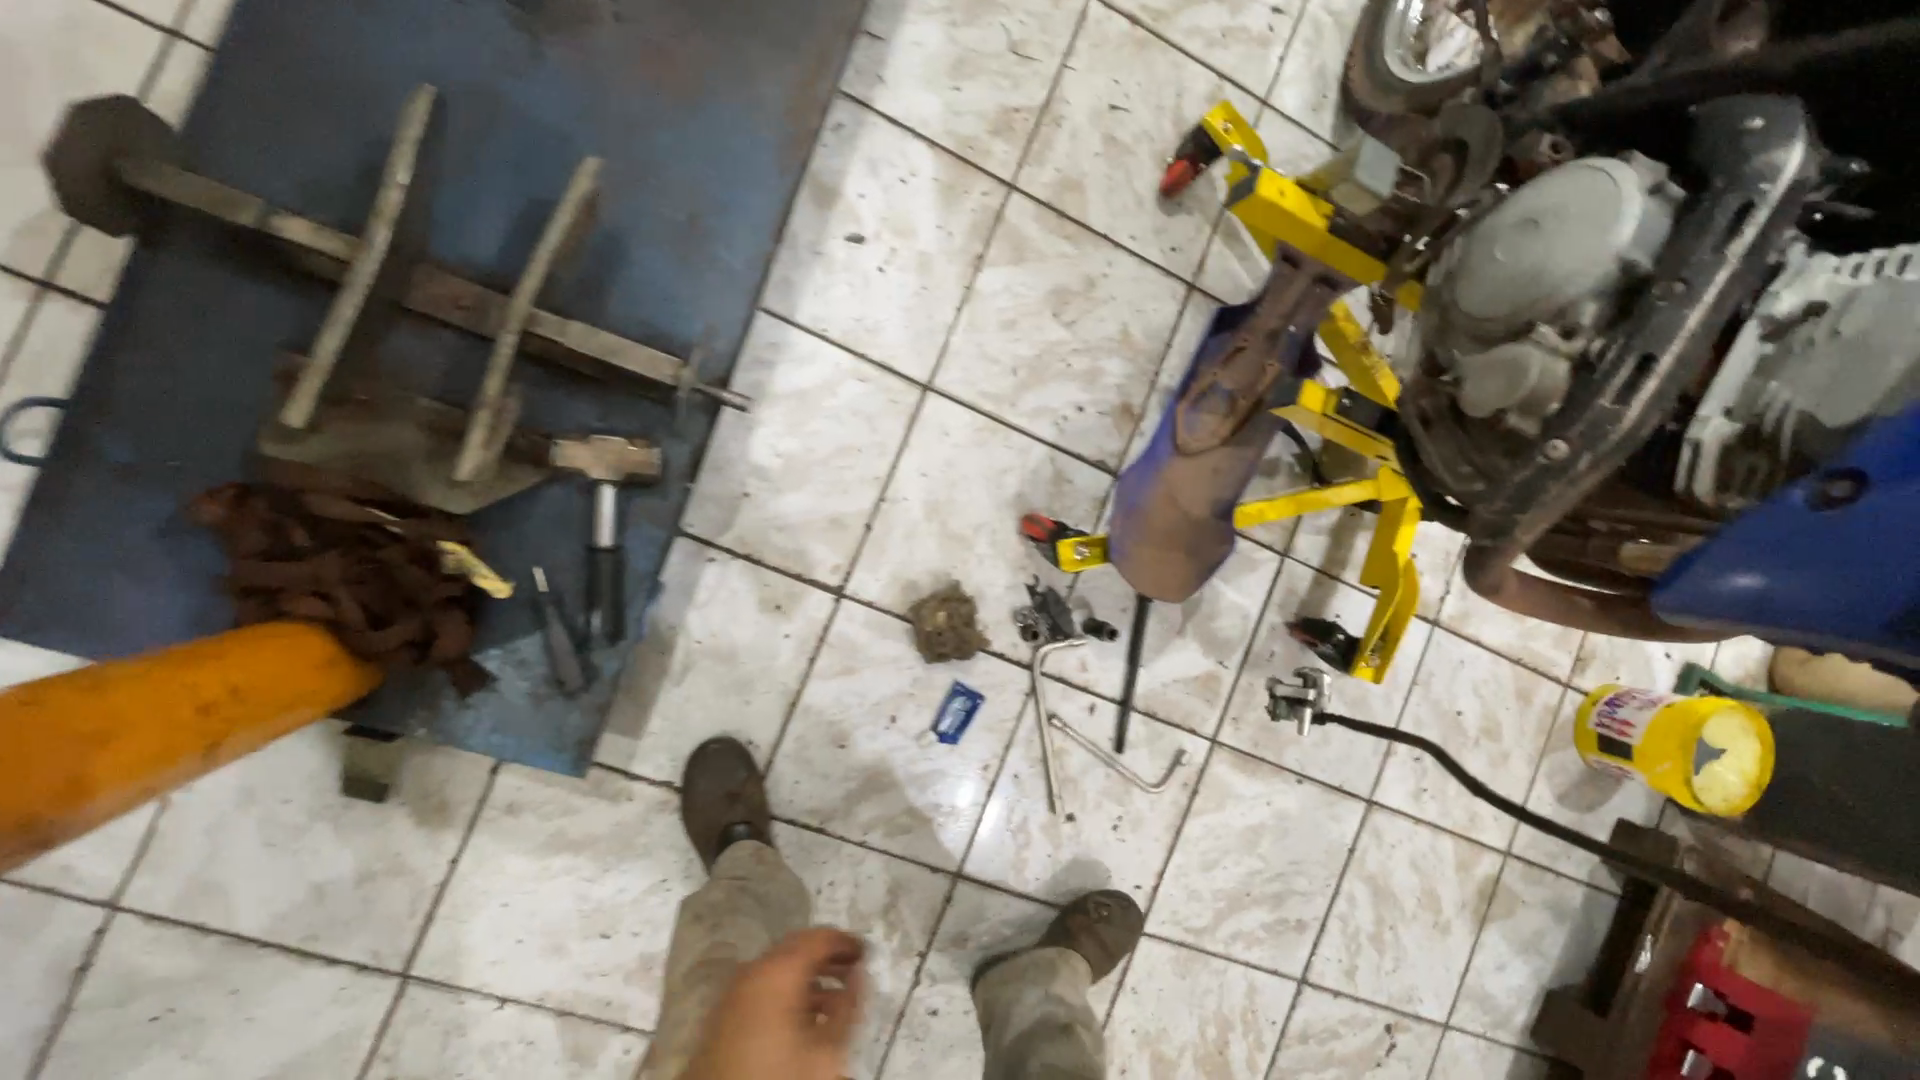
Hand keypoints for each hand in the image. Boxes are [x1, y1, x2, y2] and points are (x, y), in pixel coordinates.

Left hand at [681, 927, 866, 1079]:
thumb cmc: (780, 1075)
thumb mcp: (826, 1049)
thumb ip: (848, 1006)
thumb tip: (860, 975)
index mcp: (779, 971)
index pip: (819, 937)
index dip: (847, 942)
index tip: (867, 955)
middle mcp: (753, 970)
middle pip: (797, 948)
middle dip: (828, 957)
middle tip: (854, 972)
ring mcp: (734, 991)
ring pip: (779, 968)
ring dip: (808, 976)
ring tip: (835, 1000)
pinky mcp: (723, 1014)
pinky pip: (762, 987)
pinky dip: (786, 991)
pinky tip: (803, 1017)